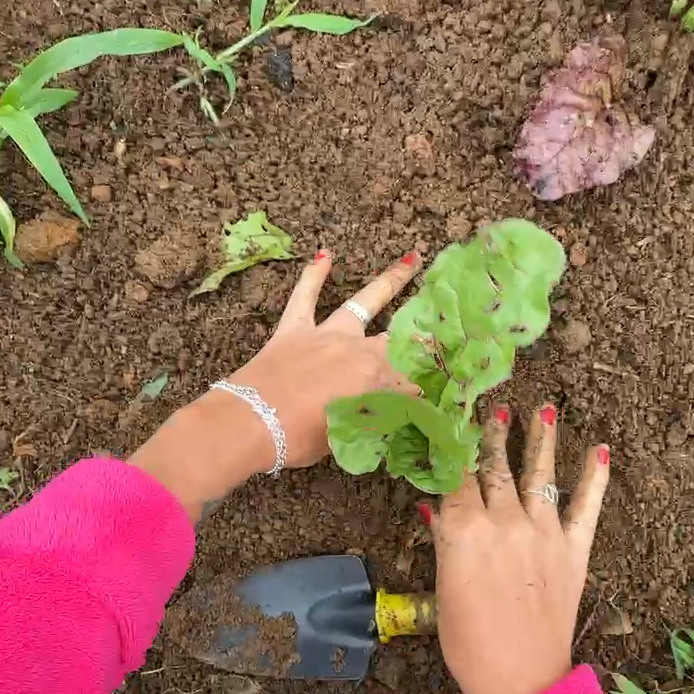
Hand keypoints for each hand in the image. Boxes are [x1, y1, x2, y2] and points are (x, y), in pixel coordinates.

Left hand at [128, 251, 423, 520]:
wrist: (249, 423)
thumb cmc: (297, 438)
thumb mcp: (342, 437)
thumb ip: (367, 422)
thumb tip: (387, 417)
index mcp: (373, 380)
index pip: (408, 382)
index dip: (424, 386)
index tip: (440, 388)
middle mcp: (357, 350)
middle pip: (396, 339)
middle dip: (422, 332)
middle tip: (444, 320)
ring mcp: (326, 335)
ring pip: (363, 303)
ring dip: (389, 282)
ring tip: (411, 260)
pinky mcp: (294, 330)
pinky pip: (305, 296)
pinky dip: (314, 275)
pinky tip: (325, 255)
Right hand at [428, 406, 610, 693]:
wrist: (521, 679)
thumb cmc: (468, 642)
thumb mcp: (442, 587)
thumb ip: (444, 540)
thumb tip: (435, 507)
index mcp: (463, 530)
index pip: (453, 474)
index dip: (449, 443)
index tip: (448, 416)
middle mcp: (504, 521)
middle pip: (494, 466)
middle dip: (491, 432)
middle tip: (493, 404)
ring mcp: (543, 532)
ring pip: (539, 473)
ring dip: (541, 438)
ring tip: (544, 408)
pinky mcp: (575, 550)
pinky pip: (587, 506)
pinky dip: (595, 477)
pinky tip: (600, 450)